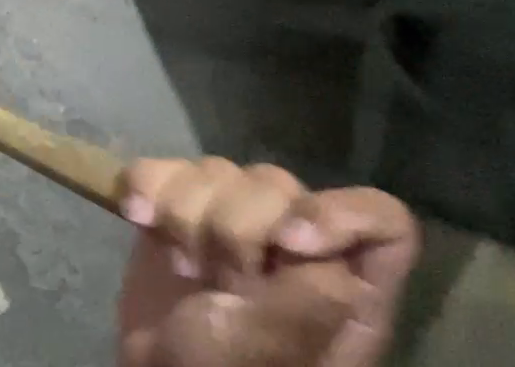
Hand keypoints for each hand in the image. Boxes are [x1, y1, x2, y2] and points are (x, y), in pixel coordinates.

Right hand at [117, 158, 418, 366]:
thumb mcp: (265, 354)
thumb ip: (303, 309)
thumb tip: (328, 264)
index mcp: (343, 282)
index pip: (378, 217)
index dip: (335, 214)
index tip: (285, 243)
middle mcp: (292, 241)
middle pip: (275, 186)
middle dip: (229, 223)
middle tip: (213, 277)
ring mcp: (227, 220)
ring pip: (214, 170)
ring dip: (181, 210)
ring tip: (178, 262)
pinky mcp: (172, 207)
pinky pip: (162, 166)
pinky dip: (143, 184)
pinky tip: (135, 217)